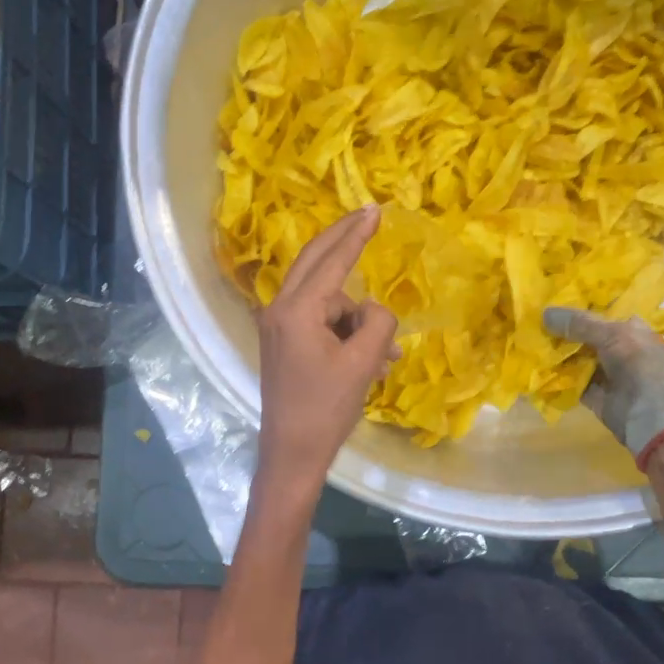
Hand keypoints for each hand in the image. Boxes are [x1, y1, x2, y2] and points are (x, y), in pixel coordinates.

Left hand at [257, 205, 398, 489]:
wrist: (291, 454)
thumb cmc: (326, 410)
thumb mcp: (363, 363)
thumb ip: (377, 322)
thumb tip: (374, 308)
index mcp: (296, 310)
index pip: (331, 259)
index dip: (356, 234)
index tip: (375, 209)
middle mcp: (279, 310)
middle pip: (315, 262)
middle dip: (344, 242)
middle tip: (370, 217)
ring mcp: (277, 328)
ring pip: (325, 302)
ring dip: (356, 317)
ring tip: (386, 355)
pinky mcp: (282, 345)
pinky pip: (319, 323)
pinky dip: (344, 333)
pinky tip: (370, 362)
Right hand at [544, 306, 663, 469]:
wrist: (650, 411)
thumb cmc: (638, 363)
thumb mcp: (610, 334)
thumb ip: (578, 323)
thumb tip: (544, 312)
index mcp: (628, 327)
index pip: (600, 312)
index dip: (577, 307)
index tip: (550, 301)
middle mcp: (616, 346)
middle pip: (583, 335)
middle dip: (560, 330)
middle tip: (532, 322)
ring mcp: (604, 371)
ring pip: (574, 357)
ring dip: (555, 353)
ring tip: (527, 342)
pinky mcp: (593, 392)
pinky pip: (570, 381)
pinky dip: (555, 376)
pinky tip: (535, 367)